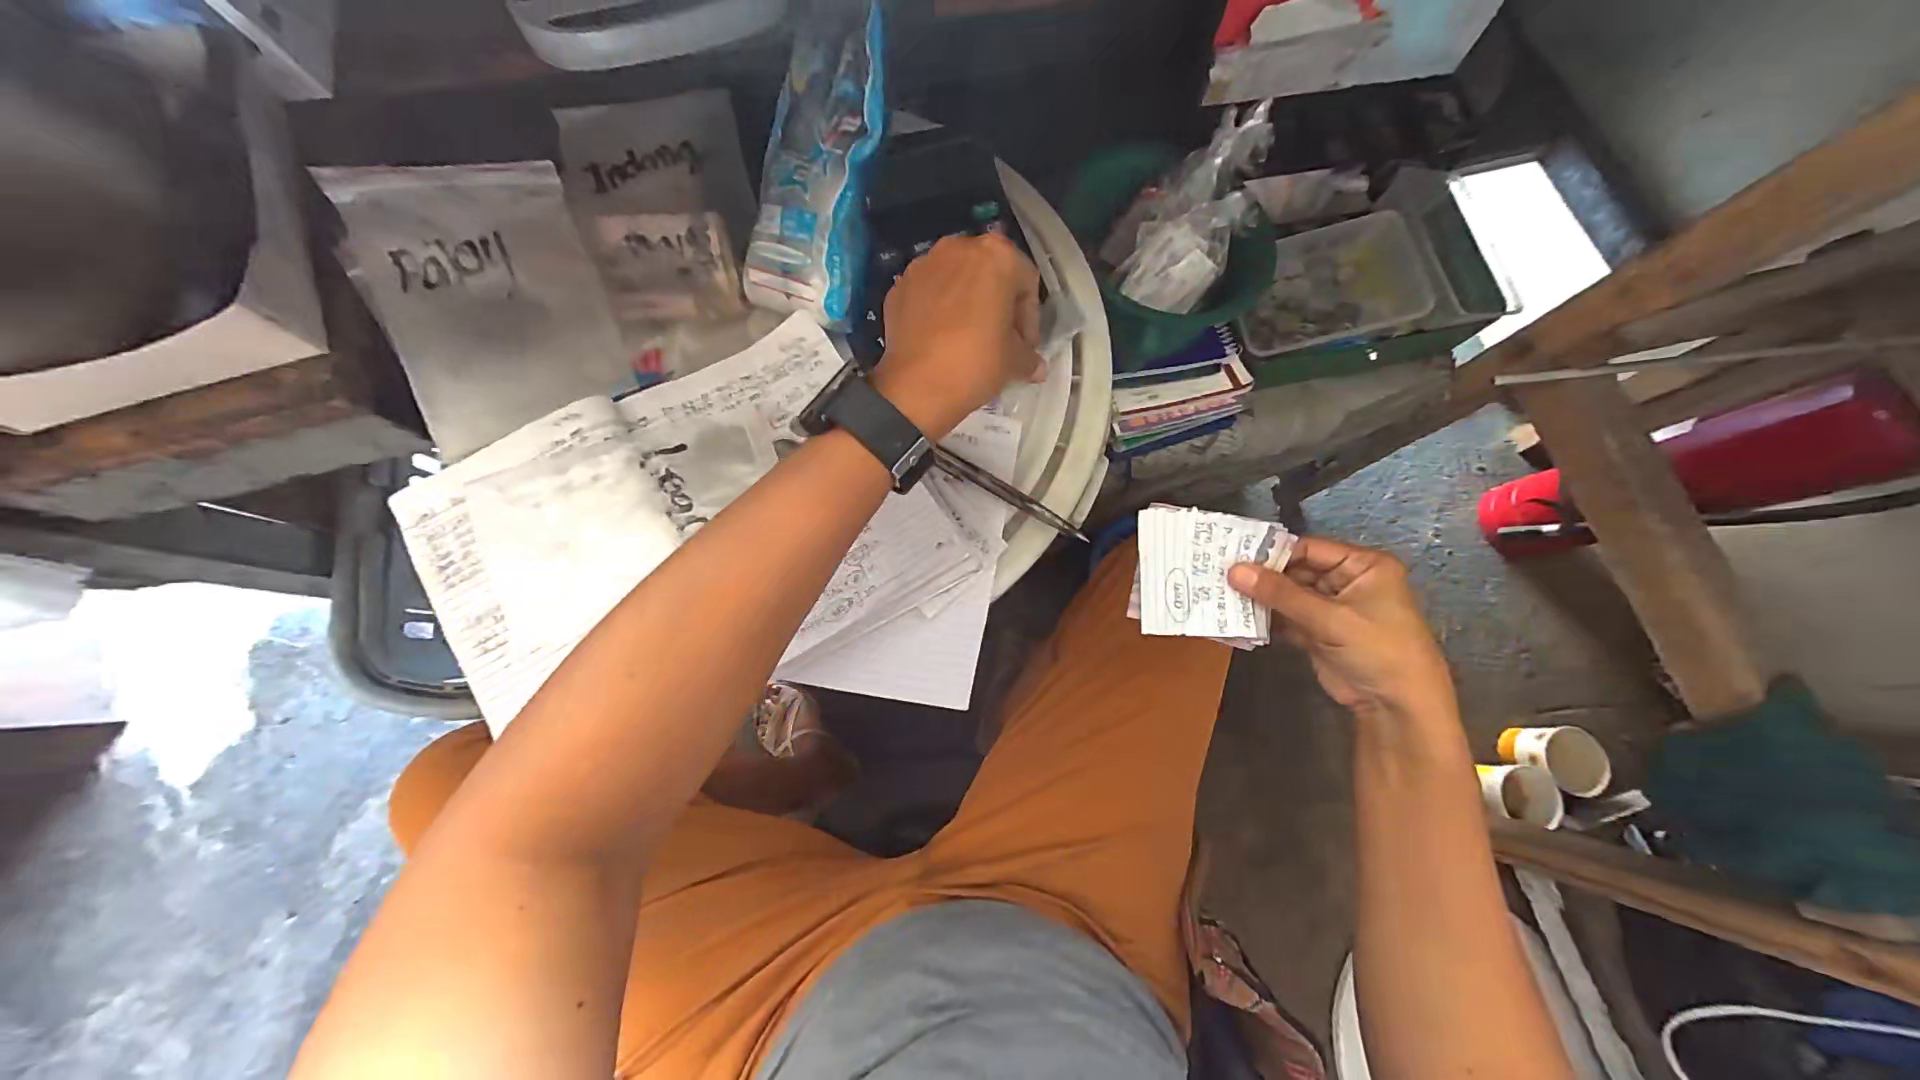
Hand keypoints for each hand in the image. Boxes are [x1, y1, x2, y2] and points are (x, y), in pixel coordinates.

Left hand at [870, 232, 1041, 437]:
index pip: (1026, 282)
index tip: (1026, 346)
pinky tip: (941, 340)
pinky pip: (928, 294)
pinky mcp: (899, 287)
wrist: (916, 387)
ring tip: (968, 339)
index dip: (1029, 318)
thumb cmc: (976, 362)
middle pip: (989, 274)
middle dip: (997, 305)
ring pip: (956, 280)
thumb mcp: (1014, 362)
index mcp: (997, 255)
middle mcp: (958, 248)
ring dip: (967, 304)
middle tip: (1000, 340)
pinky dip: (938, 311)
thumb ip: (1029, 357)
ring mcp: (923, 264)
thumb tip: (1037, 367)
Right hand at [1228, 537, 1454, 722]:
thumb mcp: (1329, 618)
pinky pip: (1285, 617)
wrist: (1397, 707)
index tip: (1234, 556)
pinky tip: (1238, 616)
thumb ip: (1280, 594)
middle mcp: (1346, 581)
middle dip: (1262, 576)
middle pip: (1295, 571)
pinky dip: (1265, 619)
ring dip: (1260, 598)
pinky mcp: (1317, 631)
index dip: (1272, 552)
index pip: (1309, 549)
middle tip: (1220, 574)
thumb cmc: (1378, 650)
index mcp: (1362, 566)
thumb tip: (1234, 571)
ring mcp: (1330, 608)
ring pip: (1287, 595)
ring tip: (1222, 593)